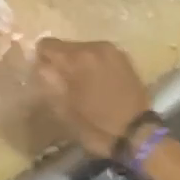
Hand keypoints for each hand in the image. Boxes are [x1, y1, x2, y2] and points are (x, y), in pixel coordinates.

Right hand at [35, 38, 151, 158]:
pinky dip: (94, 64)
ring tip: (83, 84)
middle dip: (61, 61)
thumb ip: (50, 83)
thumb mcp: (64, 110)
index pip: (47, 44)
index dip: (41, 59)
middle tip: (63, 83)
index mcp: (76, 58)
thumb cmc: (97, 126)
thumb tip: (41, 67)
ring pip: (84, 48)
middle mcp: (94, 47)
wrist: (138, 134)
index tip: (44, 75)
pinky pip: (100, 54)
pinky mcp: (124, 58)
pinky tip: (98, 82)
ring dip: (79, 62)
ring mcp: (112, 51)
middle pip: (66, 45)